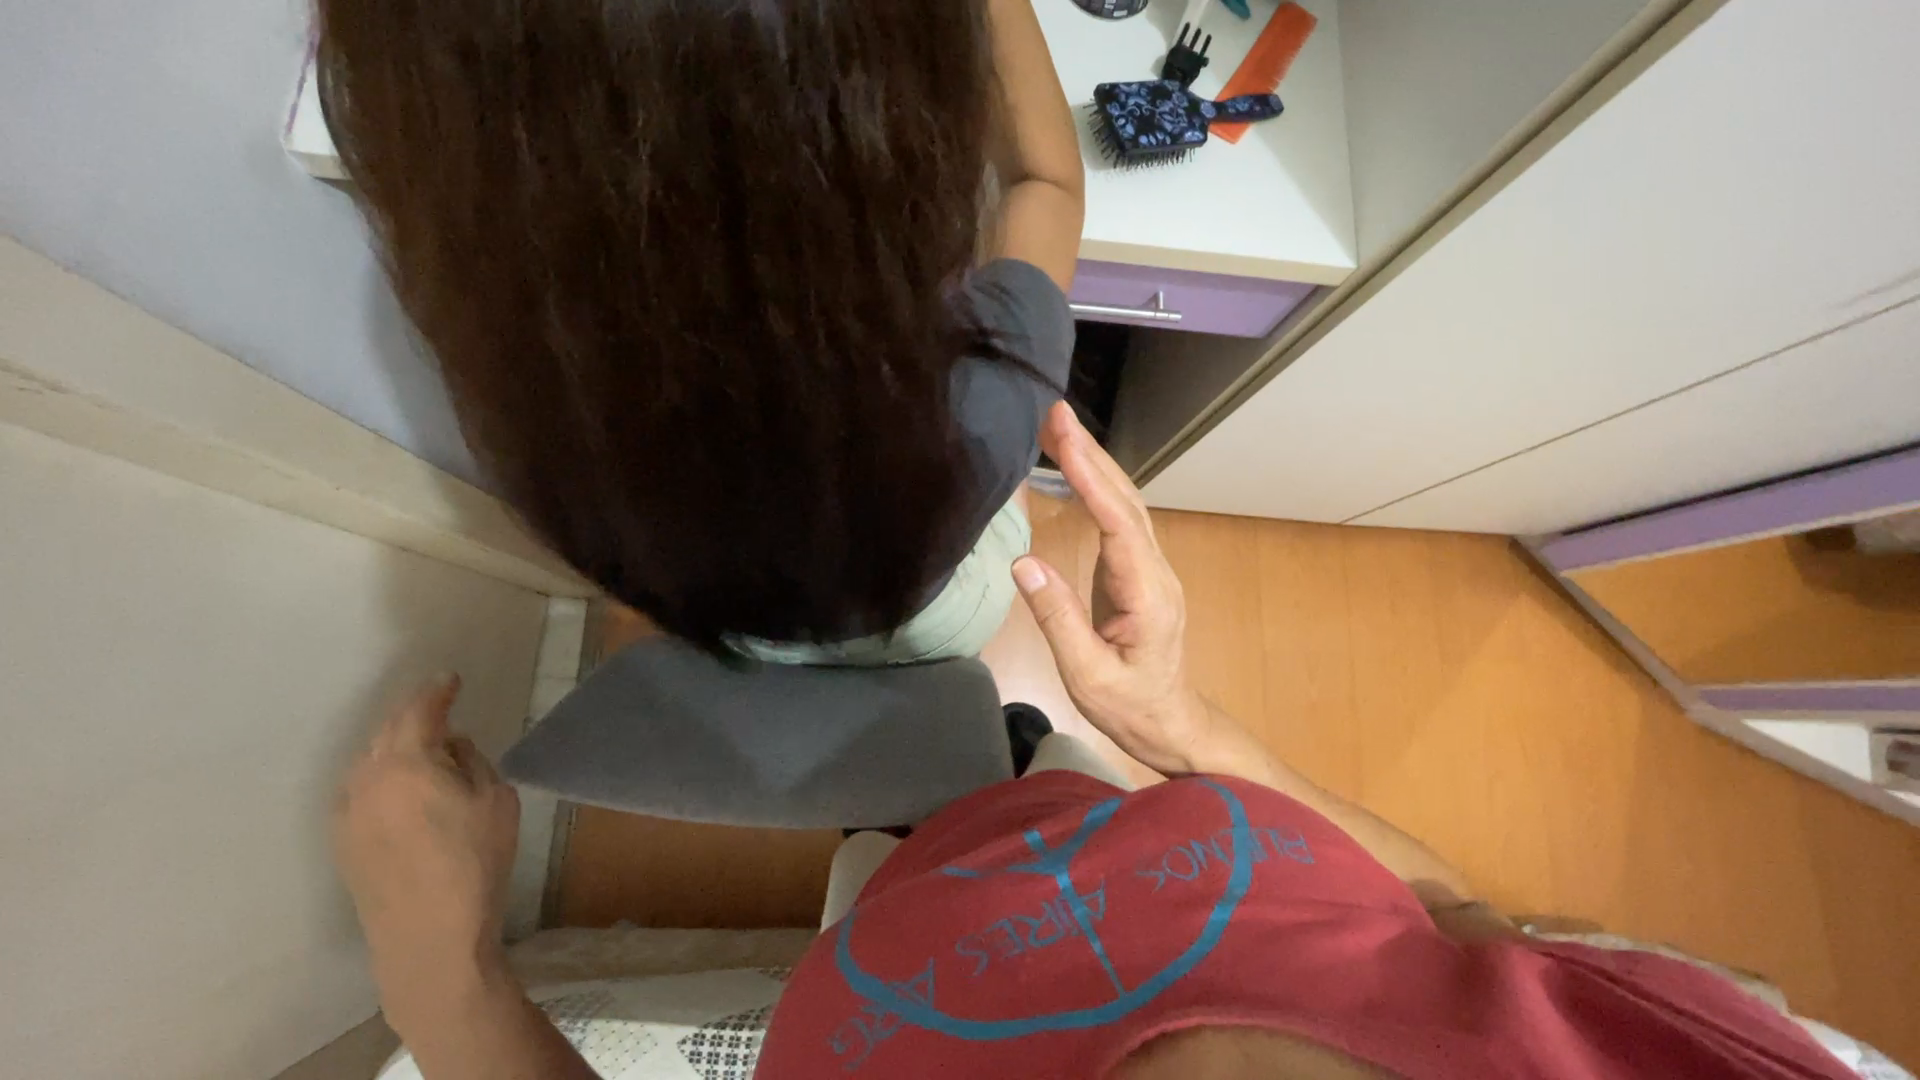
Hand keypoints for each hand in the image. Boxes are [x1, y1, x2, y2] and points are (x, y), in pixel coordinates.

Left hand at [333, 675, 520, 1034]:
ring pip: (369, 761)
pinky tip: (403, 787)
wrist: (427, 934)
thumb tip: (450, 746)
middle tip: (438, 706)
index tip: (450, 678)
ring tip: (424, 747)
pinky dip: (382, 775)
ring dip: (395, 746)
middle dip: (413, 715)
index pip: (418, 711)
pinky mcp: (341, 841)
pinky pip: (361, 790)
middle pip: (386, 732)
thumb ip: (470, 761)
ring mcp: (346, 812)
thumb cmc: (474, 860)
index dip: (436, 691)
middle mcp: (365, 780)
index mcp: (405, 762)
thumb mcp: (494, 799)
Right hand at [1012, 402, 1210, 773]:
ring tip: (1059, 429)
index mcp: (1147, 593)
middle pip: (1126, 499)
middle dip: (1092, 453)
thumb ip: (1057, 619)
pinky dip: (1098, 484)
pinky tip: (1077, 469)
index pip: (1119, 523)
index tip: (1065, 439)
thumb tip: (1023, 563)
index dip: (1091, 478)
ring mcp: (1150, 567)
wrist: (1168, 720)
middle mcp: (1155, 570)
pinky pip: (1120, 517)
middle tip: (1055, 413)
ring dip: (1096, 462)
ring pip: (1127, 503)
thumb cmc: (1129, 705)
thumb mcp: (1085, 674)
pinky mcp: (1138, 569)